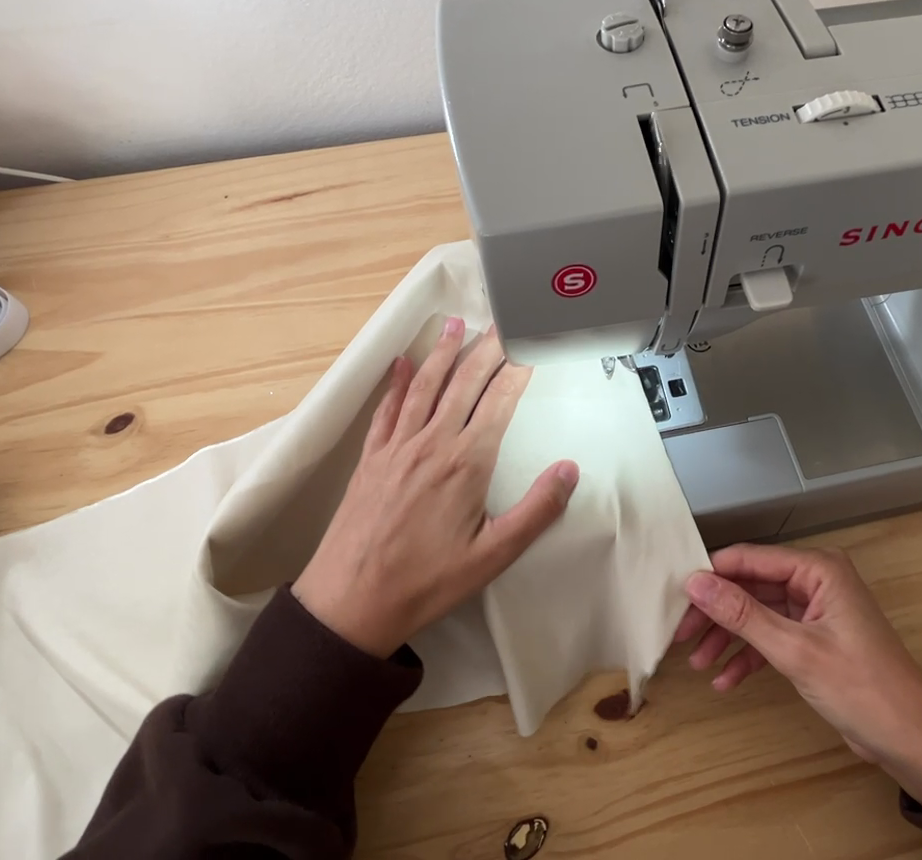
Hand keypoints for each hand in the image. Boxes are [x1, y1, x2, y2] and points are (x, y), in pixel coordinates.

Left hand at [294, 318, 578, 657]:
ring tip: (456, 323)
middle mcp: (432, 443)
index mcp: (467, 462)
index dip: (517, 369)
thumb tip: (571, 469)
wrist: (350, 601)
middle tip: (500, 320)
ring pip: (424, 387)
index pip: (499, 401)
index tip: (531, 342)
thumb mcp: (494, 556)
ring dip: (442, 353)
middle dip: (486, 348)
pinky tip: (400, 363)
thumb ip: (537, 510)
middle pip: (464, 383)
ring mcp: (397, 447)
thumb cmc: (427, 582)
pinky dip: (395, 383)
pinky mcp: (370, 458)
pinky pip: (386, 410)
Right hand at [675, 544, 921, 810]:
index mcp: (818, 569)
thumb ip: (742, 614)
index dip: (711, 574)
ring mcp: (814, 611)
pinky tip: (725, 681)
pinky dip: (749, 657)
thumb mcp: (795, 650)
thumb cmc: (862, 688)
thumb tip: (695, 583)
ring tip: (698, 664)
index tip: (674, 594)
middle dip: (716, 612)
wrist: (911, 740)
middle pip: (750, 586)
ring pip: (756, 614)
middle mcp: (815, 581)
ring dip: (727, 638)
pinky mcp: (813, 640)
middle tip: (680, 635)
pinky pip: (771, 638)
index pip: (751, 558)